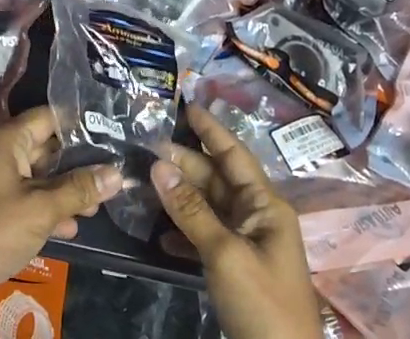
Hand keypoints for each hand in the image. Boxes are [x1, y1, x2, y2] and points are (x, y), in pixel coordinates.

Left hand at [0, 106, 125, 314]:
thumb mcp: (42, 209)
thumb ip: (79, 190)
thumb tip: (117, 173)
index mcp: (5, 139)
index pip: (47, 118)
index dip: (78, 125)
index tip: (110, 136)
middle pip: (44, 147)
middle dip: (76, 163)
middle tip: (112, 177)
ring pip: (37, 176)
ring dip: (65, 190)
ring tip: (98, 207)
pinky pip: (26, 199)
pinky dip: (46, 209)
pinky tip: (70, 227)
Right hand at [152, 104, 324, 338]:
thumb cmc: (262, 304)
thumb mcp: (224, 254)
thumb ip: (191, 210)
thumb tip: (158, 165)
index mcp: (266, 206)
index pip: (234, 154)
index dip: (211, 129)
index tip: (185, 104)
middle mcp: (258, 217)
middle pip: (217, 178)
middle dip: (184, 162)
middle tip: (144, 146)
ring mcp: (247, 245)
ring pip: (208, 207)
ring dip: (178, 195)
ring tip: (143, 180)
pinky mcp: (236, 270)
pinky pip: (205, 237)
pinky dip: (182, 231)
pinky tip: (157, 231)